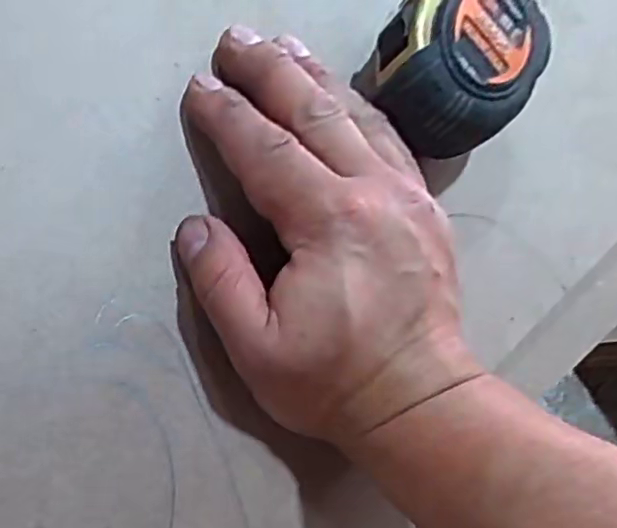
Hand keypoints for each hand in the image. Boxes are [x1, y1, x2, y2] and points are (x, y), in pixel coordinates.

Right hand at [177, 27, 481, 447]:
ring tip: (282, 50)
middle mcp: (374, 193)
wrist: (413, 399)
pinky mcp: (422, 211)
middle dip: (270, 74)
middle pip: (316, 116)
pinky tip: (340, 98)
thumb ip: (222, 281)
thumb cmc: (325, 382)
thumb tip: (195, 227)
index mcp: (328, 223)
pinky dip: (357, 108)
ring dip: (314, 79)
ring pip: (357, 118)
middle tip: (234, 39)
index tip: (197, 88)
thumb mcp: (254, 347)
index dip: (228, 119)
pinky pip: (388, 140)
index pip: (268, 154)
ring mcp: (406, 197)